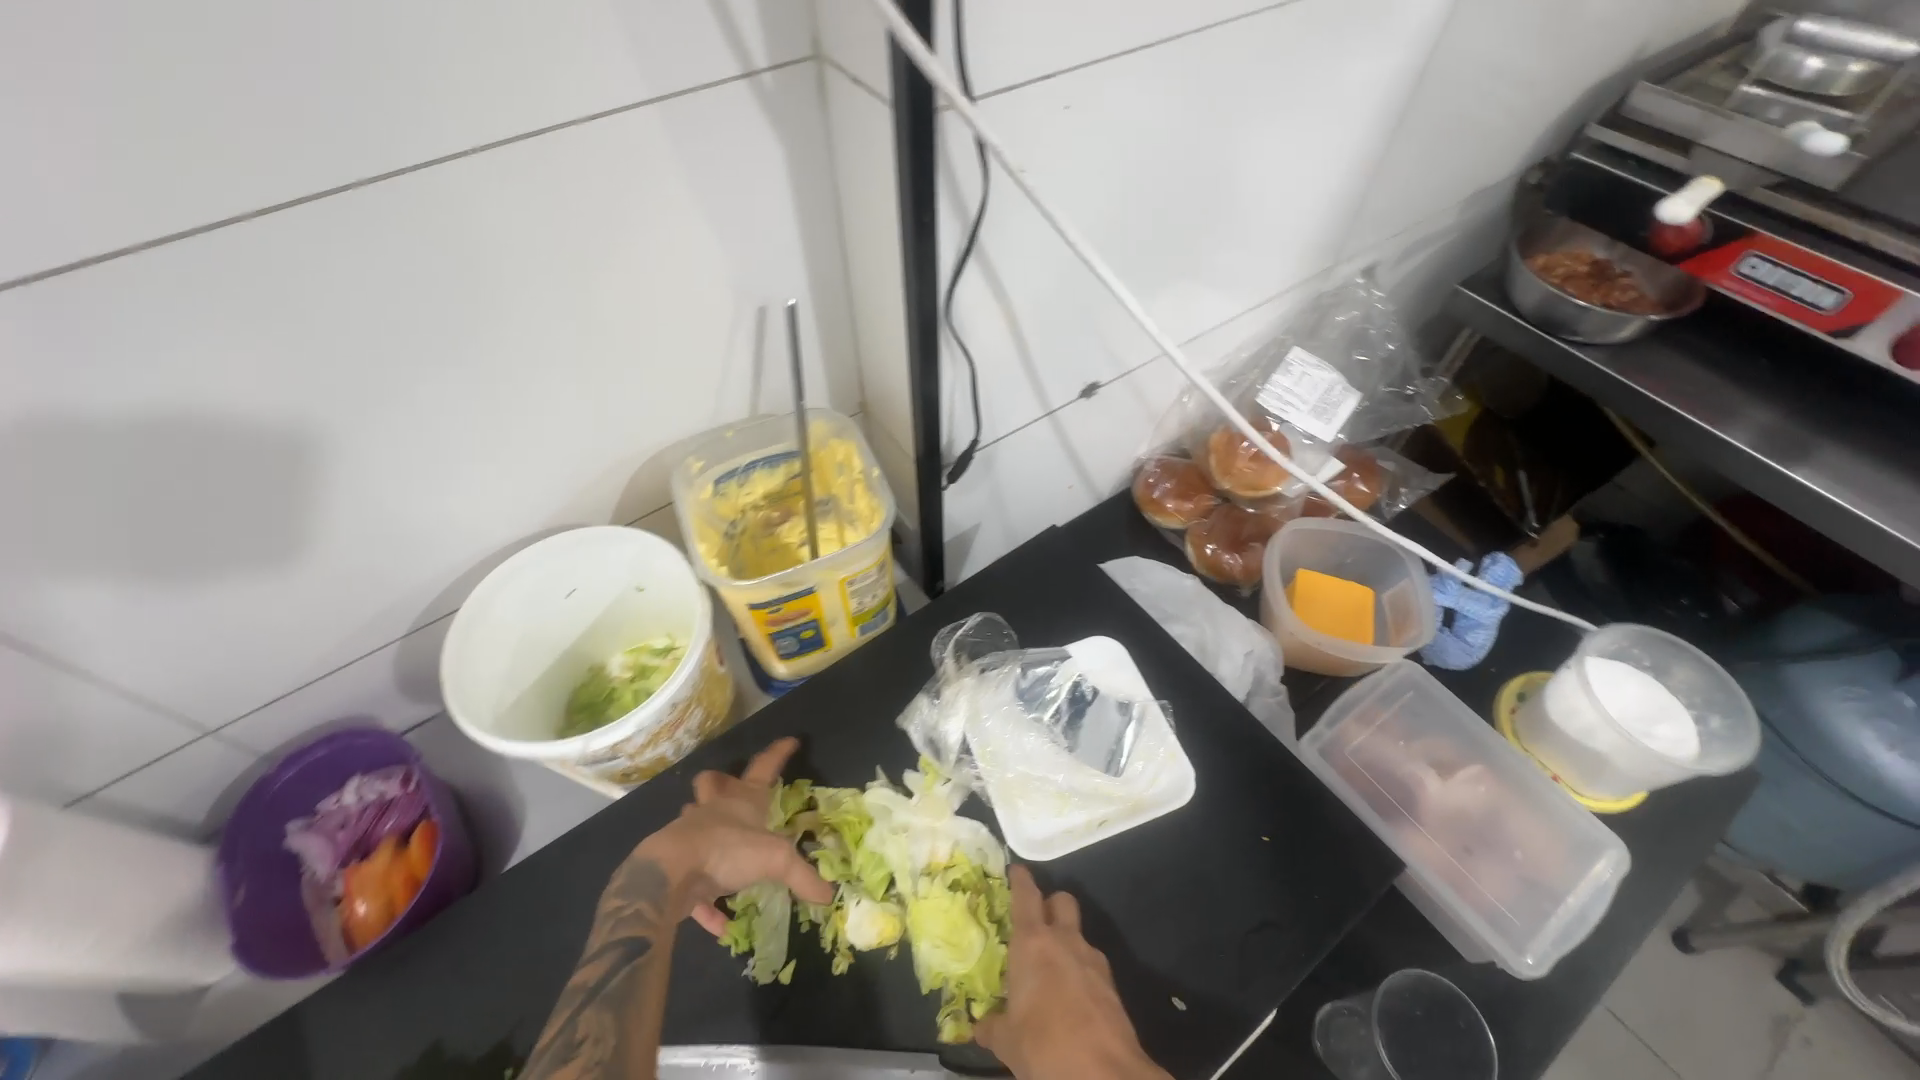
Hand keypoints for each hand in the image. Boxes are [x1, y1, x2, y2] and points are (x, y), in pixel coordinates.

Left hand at [623, 737, 831, 934]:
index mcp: (743, 801)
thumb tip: (828, 895)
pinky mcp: (678, 868)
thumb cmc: (727, 850)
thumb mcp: (776, 860)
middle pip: (713, 784)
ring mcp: (692, 836)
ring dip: (705, 832)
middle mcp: (715, 812)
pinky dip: (707, 905)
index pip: (764, 768)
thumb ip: (803, 877)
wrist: (670, 874)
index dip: (779, 754)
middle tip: (729, 787)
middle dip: (720, 782)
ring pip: (695, 824)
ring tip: (721, 850)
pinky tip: (720, 925)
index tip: (791, 741)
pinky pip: (694, 886)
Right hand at [973, 867, 1170, 1079]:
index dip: (1020, 879)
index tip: (1016, 870)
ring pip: (1079, 932)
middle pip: (1061, 900)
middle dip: (1050, 903)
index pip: (1026, 896)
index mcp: (1032, 944)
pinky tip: (1072, 996)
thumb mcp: (1007, 1042)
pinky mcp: (1112, 985)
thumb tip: (980, 1027)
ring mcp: (1093, 960)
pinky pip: (1092, 964)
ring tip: (1052, 967)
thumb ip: (992, 1028)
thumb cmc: (1045, 1047)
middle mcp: (1065, 941)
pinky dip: (1081, 970)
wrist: (1105, 1074)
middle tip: (1035, 921)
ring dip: (1067, 940)